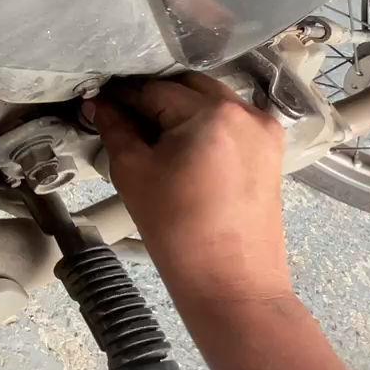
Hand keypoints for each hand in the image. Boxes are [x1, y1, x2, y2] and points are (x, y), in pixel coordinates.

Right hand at [86, 74, 292, 316]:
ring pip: (210, 99)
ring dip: (178, 106)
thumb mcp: (133, 172)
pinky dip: (203, 122)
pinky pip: (230, 120)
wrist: (231, 283)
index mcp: (211, 112)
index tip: (98, 101)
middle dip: (151, 96)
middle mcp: (245, 111)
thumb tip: (98, 105)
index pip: (152, 89)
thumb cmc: (178, 230)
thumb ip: (115, 129)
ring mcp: (264, 130)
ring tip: (148, 131)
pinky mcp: (270, 150)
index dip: (120, 96)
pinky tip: (178, 143)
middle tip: (120, 115)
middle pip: (185, 86)